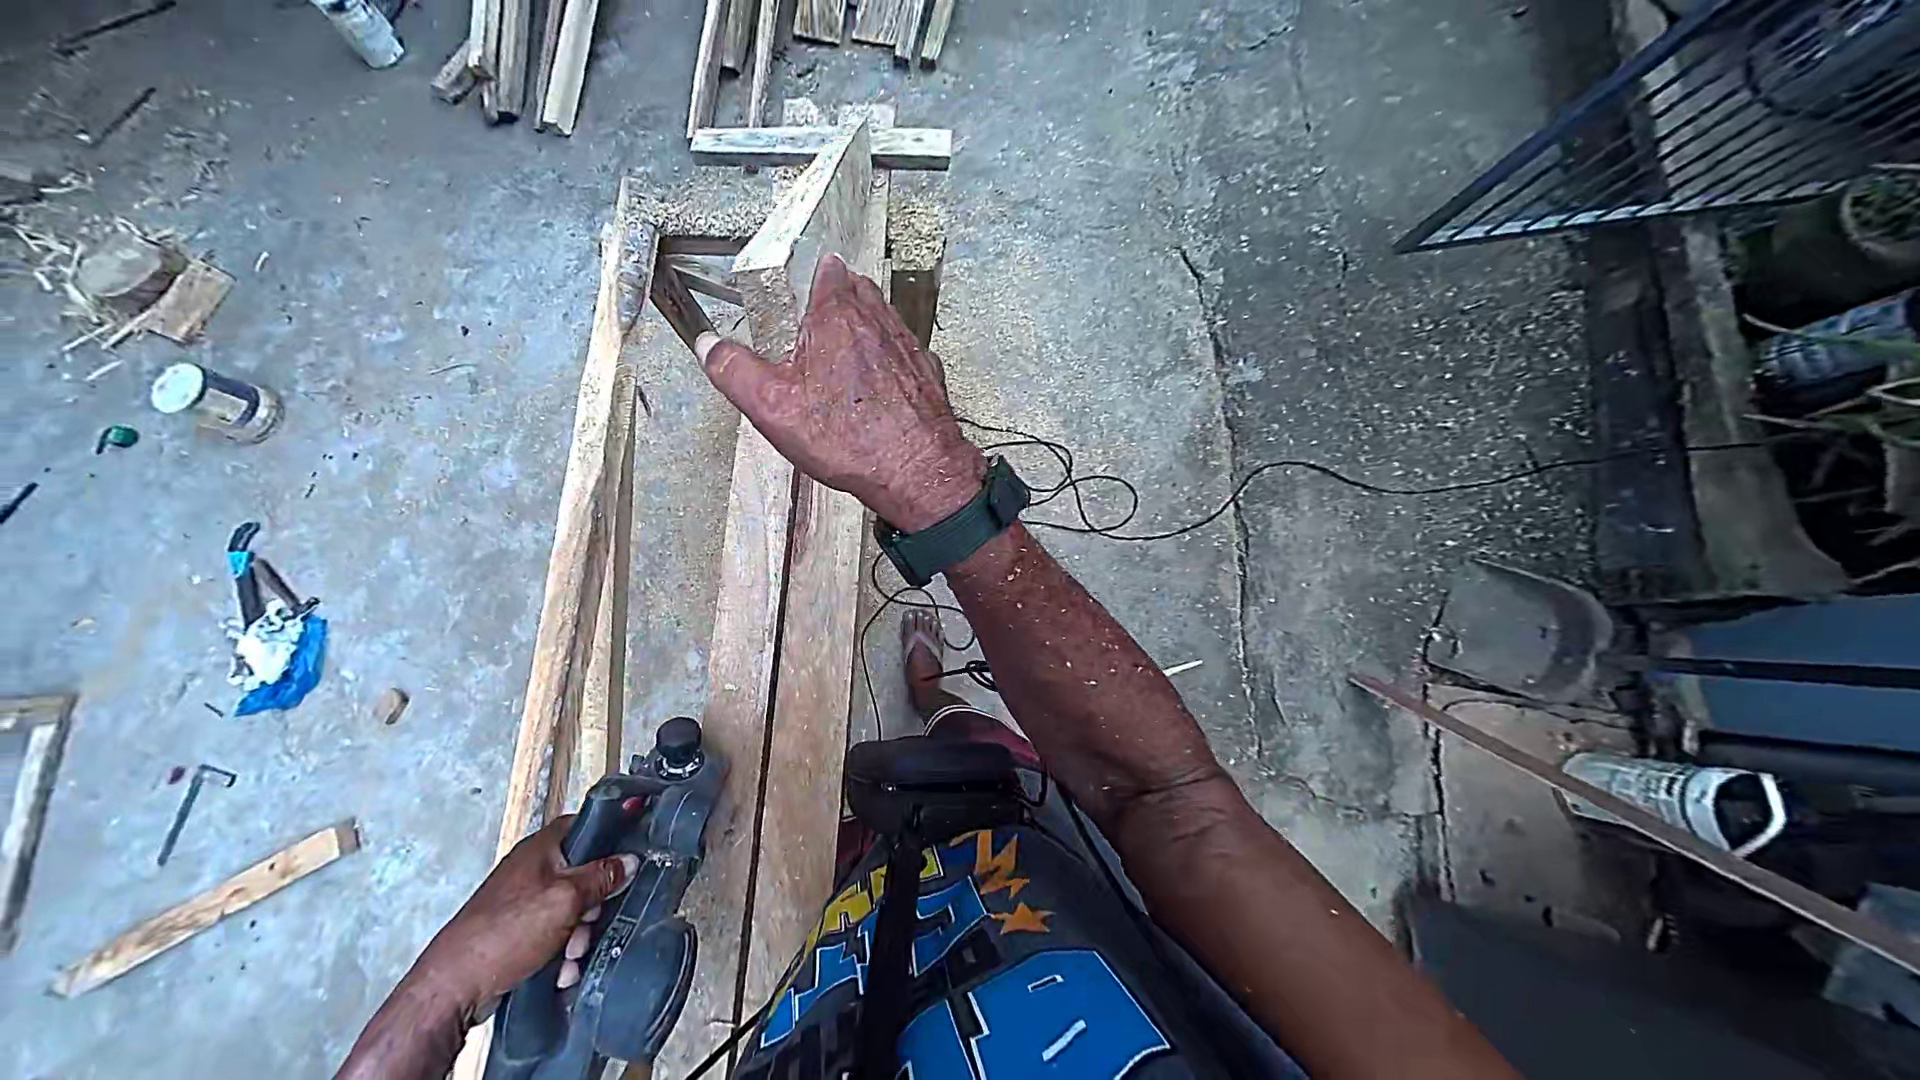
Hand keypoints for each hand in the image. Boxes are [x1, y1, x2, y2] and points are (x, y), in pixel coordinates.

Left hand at [405, 815, 639, 1019]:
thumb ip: (604, 875)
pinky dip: (563, 950)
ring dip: (580, 933)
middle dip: (595, 903)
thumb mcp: (567, 898)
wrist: (451, 990)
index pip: (588, 824)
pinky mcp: (520, 930)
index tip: (628, 860)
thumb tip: (629, 861)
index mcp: (543, 847)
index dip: (612, 838)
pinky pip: (557, 932)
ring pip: (575, 907)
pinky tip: (560, 968)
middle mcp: (534, 868)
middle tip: (590, 920)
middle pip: (587, 872)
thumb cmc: (504, 933)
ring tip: (570, 954)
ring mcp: (526, 900)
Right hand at [696, 255, 986, 530]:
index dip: (815, 277)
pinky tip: (878, 388)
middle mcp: (879, 323)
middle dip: (840, 301)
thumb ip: (735, 370)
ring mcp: (908, 347)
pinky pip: (904, 356)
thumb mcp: (772, 407)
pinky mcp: (927, 374)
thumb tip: (710, 347)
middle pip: (859, 292)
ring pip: (884, 321)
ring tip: (845, 358)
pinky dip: (890, 363)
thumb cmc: (853, 440)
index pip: (827, 272)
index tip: (805, 287)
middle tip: (821, 324)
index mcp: (838, 317)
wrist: (915, 470)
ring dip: (866, 330)